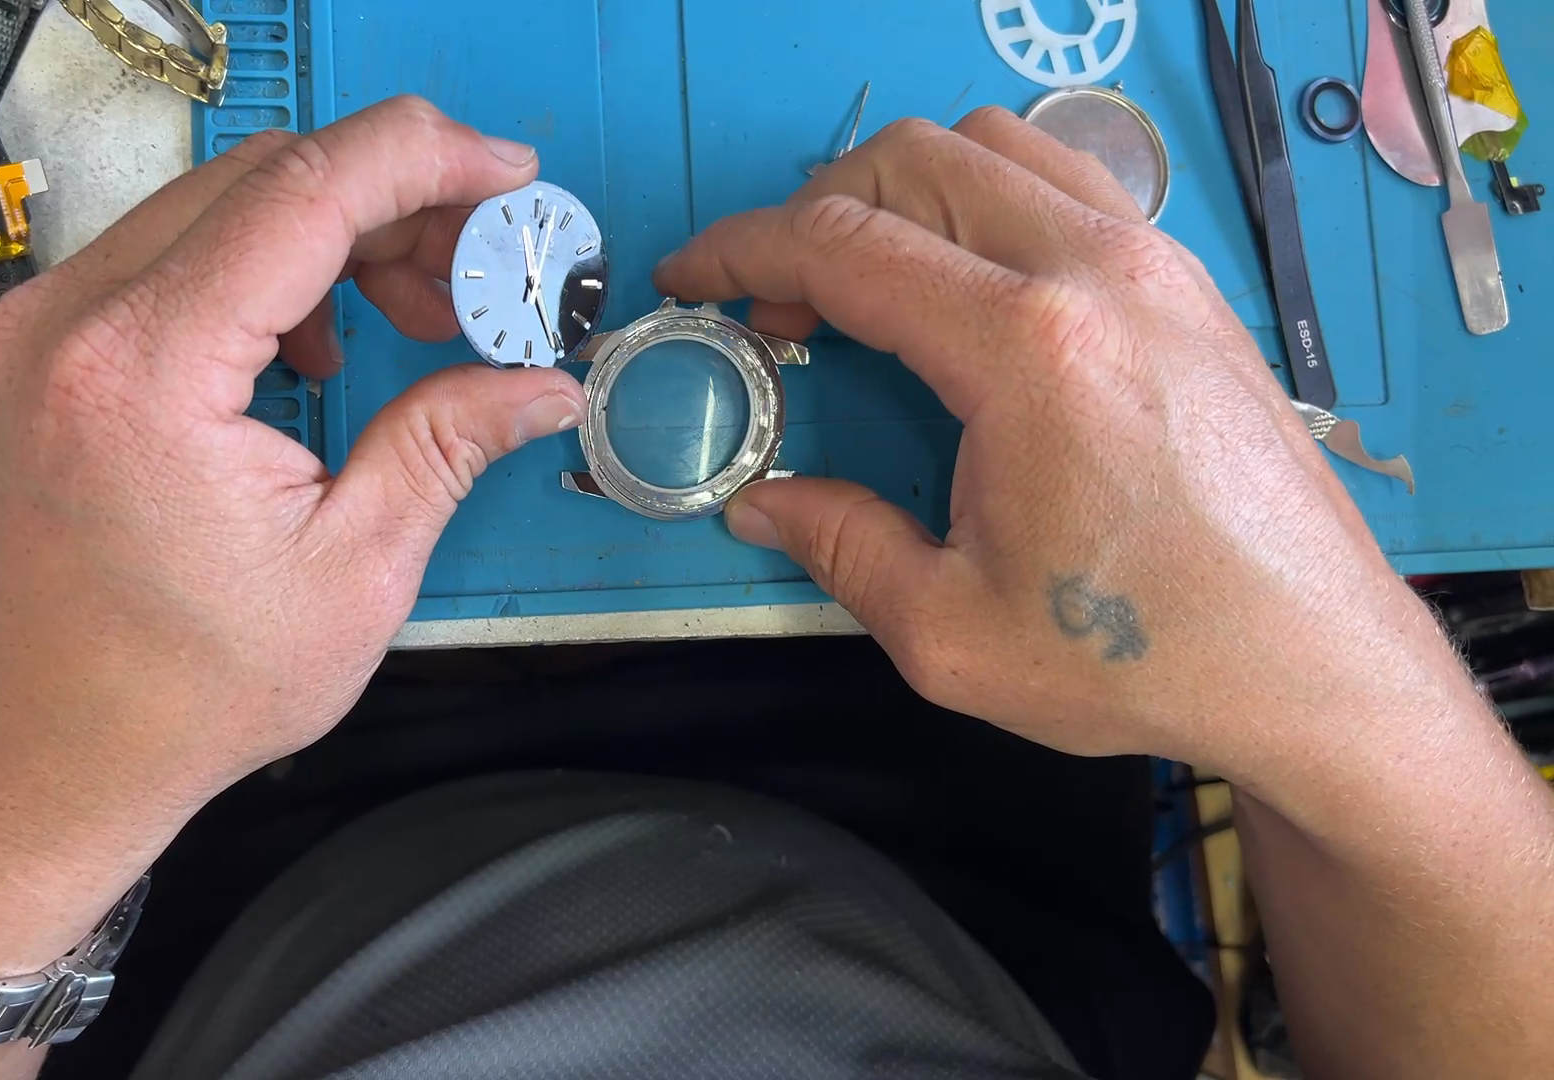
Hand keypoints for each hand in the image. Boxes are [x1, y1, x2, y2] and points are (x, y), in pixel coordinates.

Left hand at [0, 96, 584, 817]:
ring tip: (425, 311)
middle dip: (400, 205)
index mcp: (150, 370)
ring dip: (345, 239)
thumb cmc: (207, 684)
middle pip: (268, 183)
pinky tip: (327, 347)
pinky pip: (189, 259)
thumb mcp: (362, 565)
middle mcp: (75, 320)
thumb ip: (451, 441)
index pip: (305, 194)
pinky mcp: (62, 354)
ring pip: (229, 210)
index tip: (509, 174)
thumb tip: (547, 382)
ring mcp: (53, 330)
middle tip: (486, 267)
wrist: (76, 754)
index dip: (424, 163)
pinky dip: (283, 275)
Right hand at [655, 108, 1469, 786]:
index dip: (740, 251)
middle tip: (764, 300)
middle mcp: (1091, 268)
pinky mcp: (1180, 281)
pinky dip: (965, 199)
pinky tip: (946, 279)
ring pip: (984, 148)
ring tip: (846, 284)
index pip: (843, 248)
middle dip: (804, 215)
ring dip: (886, 197)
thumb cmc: (1124, 658)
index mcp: (1020, 350)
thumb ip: (833, 544)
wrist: (1312, 672)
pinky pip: (1051, 178)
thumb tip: (753, 503)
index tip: (686, 277)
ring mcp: (1150, 260)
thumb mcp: (941, 630)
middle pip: (908, 165)